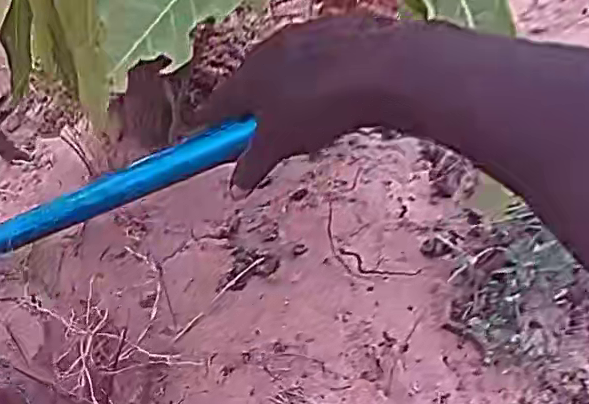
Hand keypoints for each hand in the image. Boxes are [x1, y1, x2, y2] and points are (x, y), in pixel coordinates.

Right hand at [195, 16, 428, 189]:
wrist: (385, 69)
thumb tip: (235, 188)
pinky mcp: (338, 29)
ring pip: (282, 72)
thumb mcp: (276, 147)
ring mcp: (306, 34)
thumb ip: (251, 167)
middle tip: (254, 140)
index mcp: (248, 75)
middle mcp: (271, 48)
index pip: (215, 107)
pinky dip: (311, 83)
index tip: (203, 144)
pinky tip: (327, 103)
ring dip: (280, 98)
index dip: (207, 129)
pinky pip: (314, 62)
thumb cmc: (317, 107)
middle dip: (247, 113)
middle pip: (248, 86)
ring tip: (297, 125)